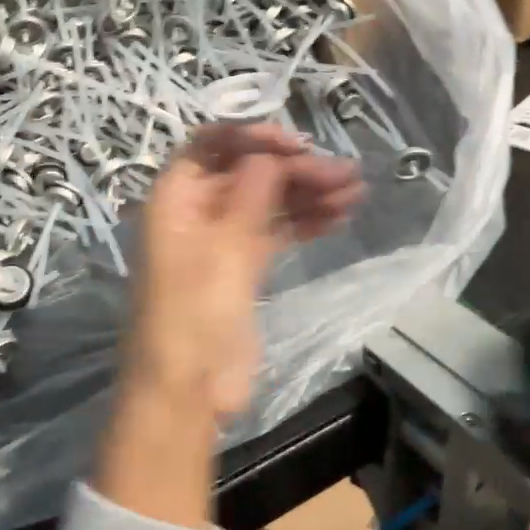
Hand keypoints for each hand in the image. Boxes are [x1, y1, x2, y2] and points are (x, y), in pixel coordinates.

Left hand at [98, 125, 361, 529]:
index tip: (296, 143)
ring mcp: (218, 241)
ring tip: (355, 189)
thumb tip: (270, 153)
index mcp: (174, 198)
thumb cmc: (194, 313)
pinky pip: (274, 233)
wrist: (186, 392)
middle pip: (245, 173)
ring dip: (306, 193)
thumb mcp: (224, 248)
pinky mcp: (240, 270)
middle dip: (292, 169)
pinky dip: (303, 222)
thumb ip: (250, 194)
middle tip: (344, 172)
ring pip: (265, 203)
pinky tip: (340, 215)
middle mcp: (194, 212)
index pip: (210, 146)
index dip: (251, 137)